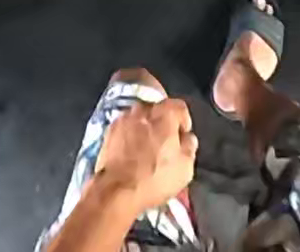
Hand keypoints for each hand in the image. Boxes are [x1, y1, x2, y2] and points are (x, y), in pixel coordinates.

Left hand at [92, 98, 196, 214]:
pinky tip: (129, 155)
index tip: (181, 140)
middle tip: (163, 147)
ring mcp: (125, 117)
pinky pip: (126, 128)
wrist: (116, 192)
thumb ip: (190, 147)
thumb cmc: (154, 178)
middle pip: (160, 112)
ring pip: (141, 119)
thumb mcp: (185, 168)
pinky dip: (129, 136)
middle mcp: (145, 108)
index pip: (181, 108)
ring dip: (145, 129)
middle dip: (163, 126)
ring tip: (144, 152)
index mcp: (166, 112)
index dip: (183, 124)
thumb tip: (187, 138)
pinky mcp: (110, 129)